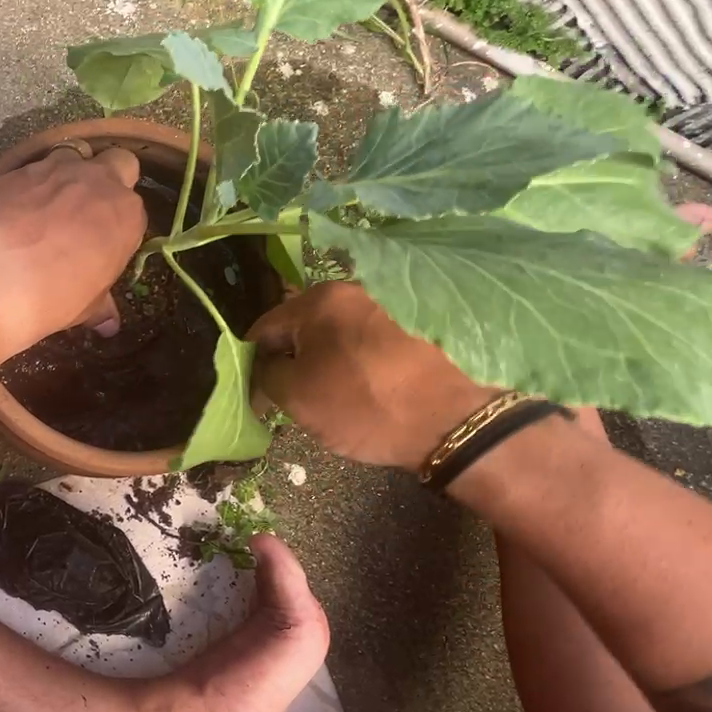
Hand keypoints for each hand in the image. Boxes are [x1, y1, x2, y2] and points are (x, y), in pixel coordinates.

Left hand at [0, 142, 146, 347]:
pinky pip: (28, 170)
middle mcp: (96, 181)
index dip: (118, 222)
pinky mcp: (15, 171)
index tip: (104, 240)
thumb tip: (109, 326)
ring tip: (48, 204)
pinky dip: (26, 186)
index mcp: (126, 213)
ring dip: (66, 173)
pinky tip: (12, 210)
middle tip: (88, 207)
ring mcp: (54, 170)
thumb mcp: (87, 307)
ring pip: (72, 154)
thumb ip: (101, 306)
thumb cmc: (56, 297)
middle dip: (108, 177)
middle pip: (117, 161)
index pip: (133, 209)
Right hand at [246, 282, 493, 470]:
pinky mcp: (422, 322)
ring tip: (334, 394)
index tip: (257, 394)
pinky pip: (372, 338)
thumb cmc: (364, 405)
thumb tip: (266, 366)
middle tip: (295, 396)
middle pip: (304, 326)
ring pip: (339, 332)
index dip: (253, 363)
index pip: (265, 328)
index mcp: (321, 298)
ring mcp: (393, 302)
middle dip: (293, 359)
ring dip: (327, 358)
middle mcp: (357, 288)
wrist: (458, 422)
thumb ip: (265, 374)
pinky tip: (367, 386)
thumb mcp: (295, 396)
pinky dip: (360, 359)